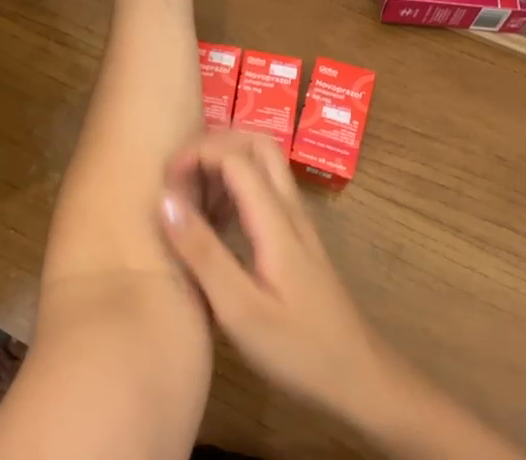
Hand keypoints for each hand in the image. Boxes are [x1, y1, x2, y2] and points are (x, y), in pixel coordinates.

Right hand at [158, 132, 382, 416]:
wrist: (360, 380)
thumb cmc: (298, 350)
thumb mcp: (239, 310)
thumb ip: (202, 252)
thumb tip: (165, 199)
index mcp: (276, 221)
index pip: (236, 157)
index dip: (196, 155)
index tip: (164, 181)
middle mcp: (290, 211)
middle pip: (258, 144)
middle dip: (214, 145)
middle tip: (180, 174)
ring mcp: (297, 223)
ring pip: (264, 165)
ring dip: (225, 164)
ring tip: (190, 196)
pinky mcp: (296, 240)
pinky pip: (265, 191)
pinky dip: (235, 188)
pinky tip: (214, 222)